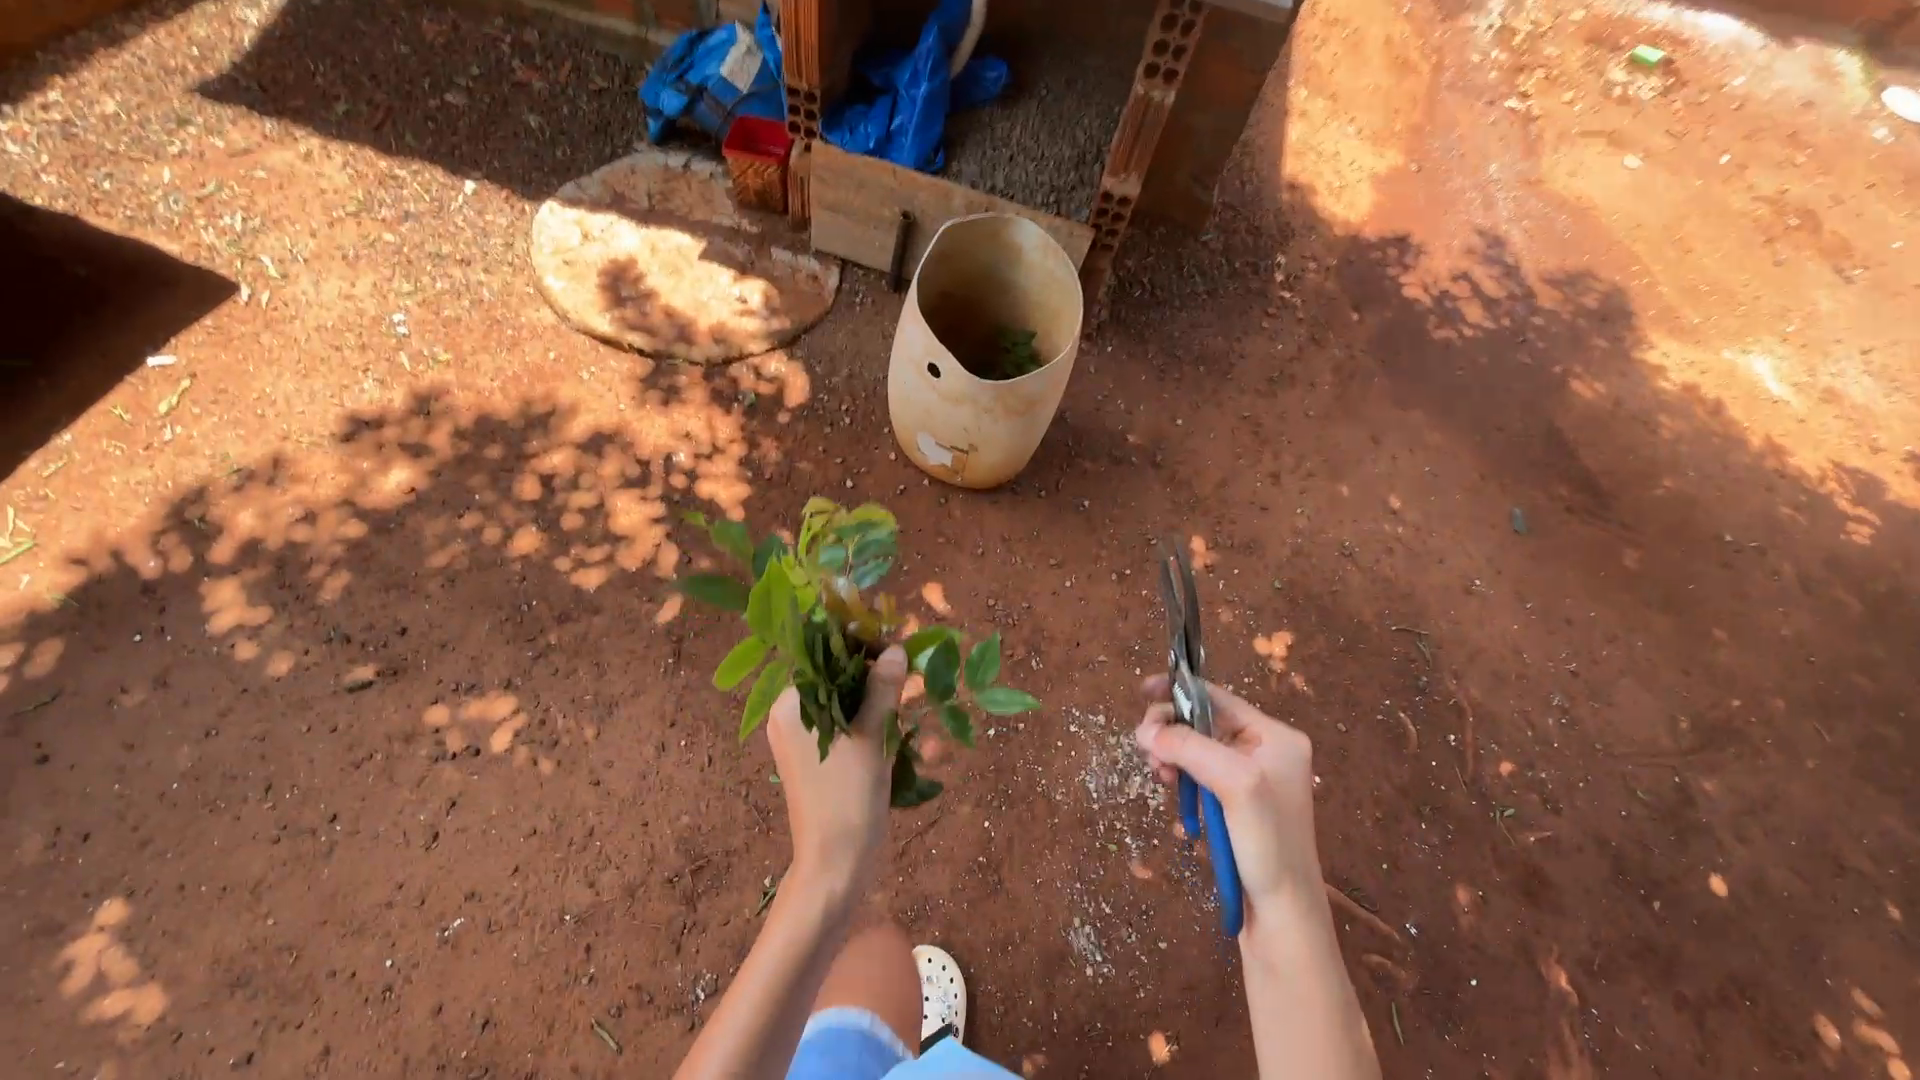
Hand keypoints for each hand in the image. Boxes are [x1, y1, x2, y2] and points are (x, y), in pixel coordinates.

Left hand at [766, 646, 908, 894]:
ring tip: (932, 734)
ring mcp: (813, 747)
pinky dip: (888, 743)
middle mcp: (796, 721)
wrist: (837, 867)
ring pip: (858, 715)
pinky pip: (860, 741)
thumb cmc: (846, 795)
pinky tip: (926, 753)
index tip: (900, 649)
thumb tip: (896, 650)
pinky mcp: (831, 768)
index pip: (826, 660)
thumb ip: (883, 689)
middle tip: (923, 685)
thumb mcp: (871, 736)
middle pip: (845, 686)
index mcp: (792, 707)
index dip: (863, 651)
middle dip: (887, 689)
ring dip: (896, 720)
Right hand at [1136, 676, 1323, 918]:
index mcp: (1275, 737)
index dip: (1179, 692)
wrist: (1282, 915)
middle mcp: (1264, 752)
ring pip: (1195, 749)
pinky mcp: (1235, 805)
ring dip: (1172, 754)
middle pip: (1203, 722)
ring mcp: (1250, 779)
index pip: (1218, 699)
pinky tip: (1171, 789)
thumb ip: (1190, 747)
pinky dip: (1180, 778)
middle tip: (1147, 748)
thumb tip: (1144, 731)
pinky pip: (1198, 775)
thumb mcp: (1234, 784)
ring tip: (1160, 774)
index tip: (1142, 691)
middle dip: (1171, 729)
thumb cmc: (1267, 844)